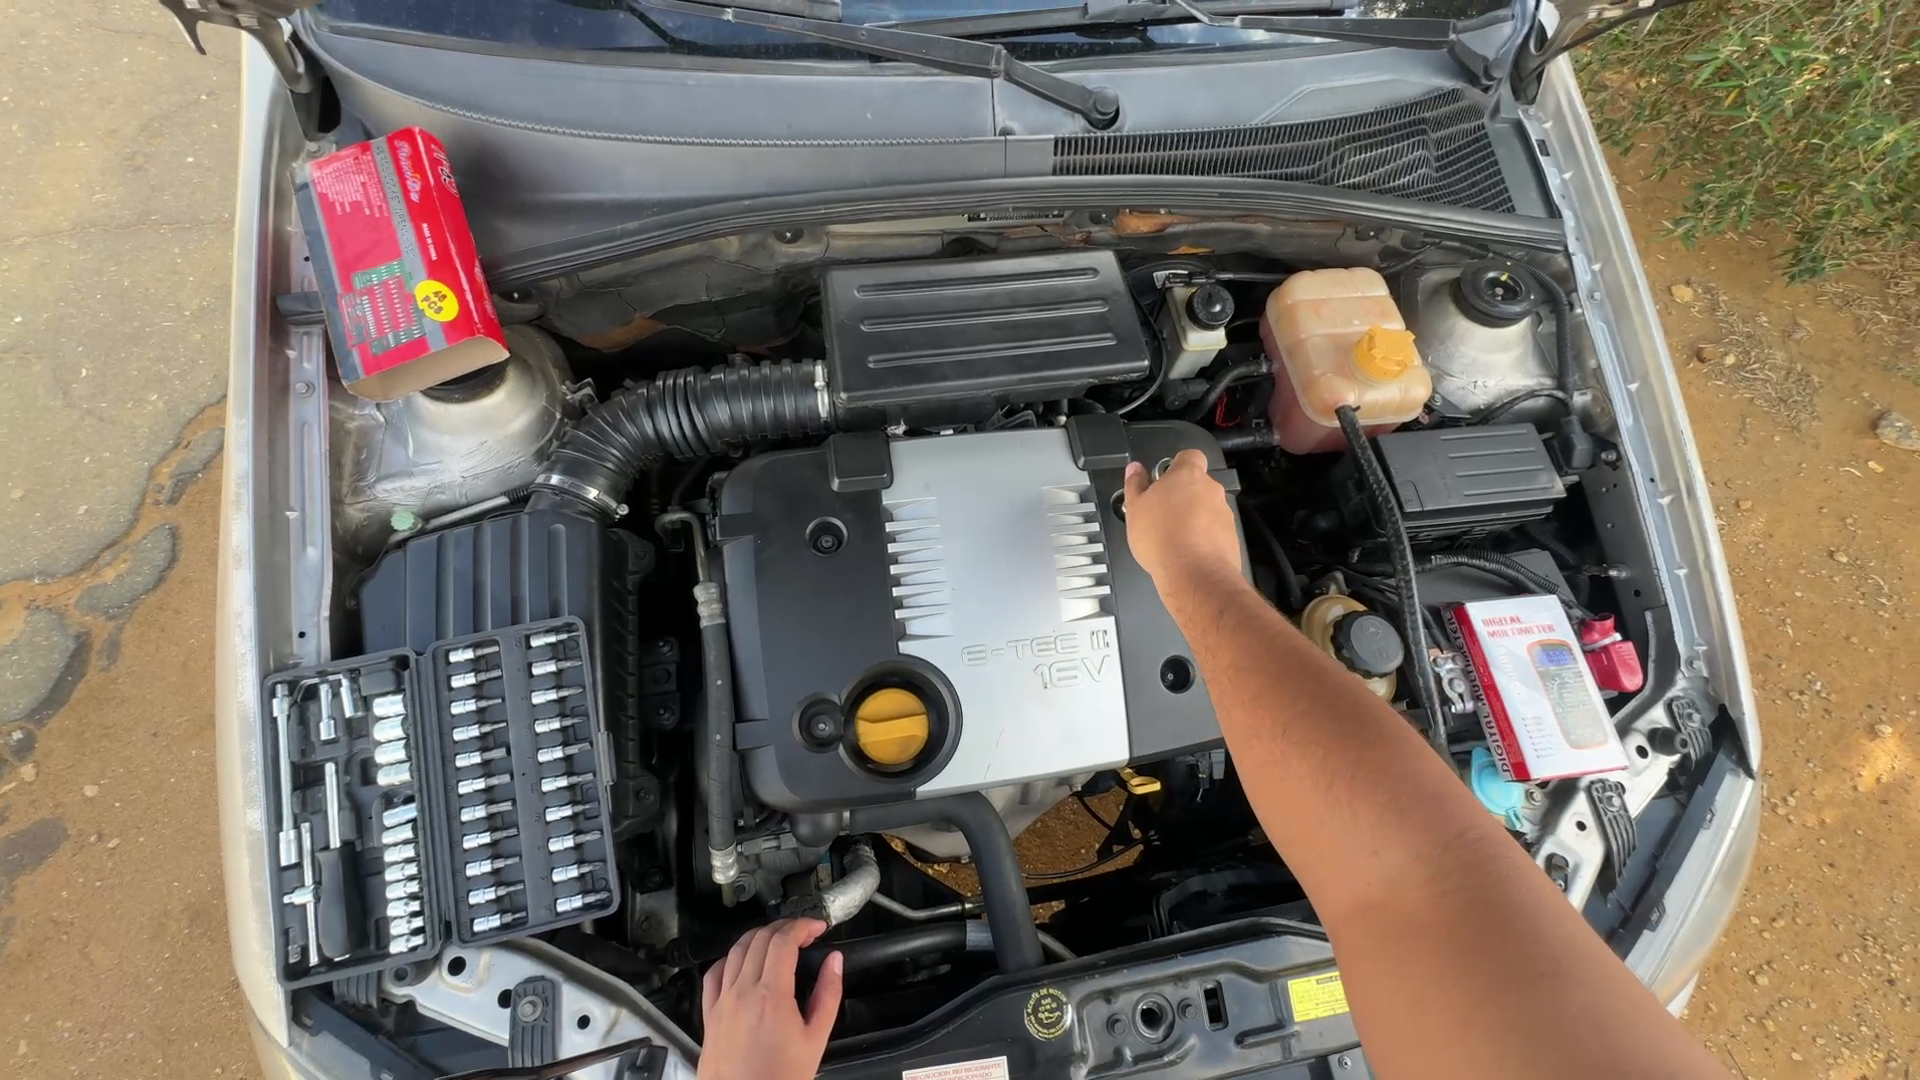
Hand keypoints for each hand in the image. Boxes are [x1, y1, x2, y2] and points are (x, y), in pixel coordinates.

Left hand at [698, 919, 843, 1079]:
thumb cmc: (780, 1079)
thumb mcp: (815, 1040)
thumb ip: (828, 994)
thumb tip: (834, 961)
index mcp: (771, 995)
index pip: (784, 940)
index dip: (803, 926)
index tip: (816, 928)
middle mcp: (742, 991)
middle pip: (760, 938)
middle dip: (784, 927)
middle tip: (802, 933)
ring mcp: (722, 1002)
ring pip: (736, 949)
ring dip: (759, 936)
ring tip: (777, 940)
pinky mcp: (709, 1016)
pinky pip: (714, 974)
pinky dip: (729, 958)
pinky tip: (741, 960)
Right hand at [1123, 449, 1241, 592]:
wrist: (1193, 573)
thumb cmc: (1161, 537)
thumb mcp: (1135, 509)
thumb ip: (1135, 484)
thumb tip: (1134, 469)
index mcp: (1187, 475)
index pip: (1189, 455)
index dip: (1177, 465)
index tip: (1163, 480)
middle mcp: (1210, 489)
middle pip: (1197, 484)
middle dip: (1182, 495)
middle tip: (1162, 512)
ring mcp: (1223, 512)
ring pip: (1206, 507)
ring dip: (1193, 516)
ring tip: (1173, 536)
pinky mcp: (1231, 535)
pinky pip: (1214, 529)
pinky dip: (1203, 536)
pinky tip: (1186, 550)